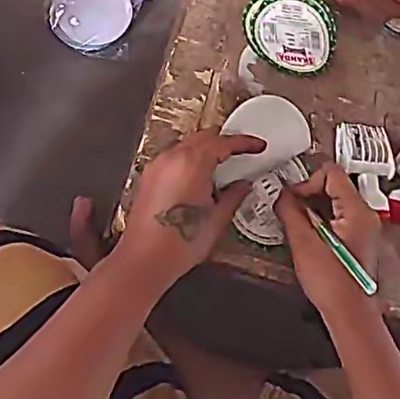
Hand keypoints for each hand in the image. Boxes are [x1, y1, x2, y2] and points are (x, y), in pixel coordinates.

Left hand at [119, 130, 265, 290]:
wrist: (143, 262)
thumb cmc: (177, 244)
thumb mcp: (217, 220)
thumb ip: (234, 196)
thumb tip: (242, 186)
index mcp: (193, 163)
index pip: (224, 142)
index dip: (244, 142)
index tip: (256, 145)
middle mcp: (173, 158)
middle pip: (204, 136)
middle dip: (224, 141)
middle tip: (241, 152)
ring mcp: (158, 166)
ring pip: (188, 144)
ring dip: (206, 148)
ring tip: (221, 166)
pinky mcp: (149, 177)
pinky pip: (174, 156)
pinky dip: (189, 158)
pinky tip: (198, 177)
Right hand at [275, 163, 382, 318]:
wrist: (349, 314)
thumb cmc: (332, 284)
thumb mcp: (303, 243)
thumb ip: (291, 212)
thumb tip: (282, 195)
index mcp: (356, 211)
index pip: (332, 173)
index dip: (308, 181)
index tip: (293, 197)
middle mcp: (365, 215)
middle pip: (335, 184)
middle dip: (310, 193)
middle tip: (292, 208)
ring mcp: (364, 227)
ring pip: (336, 200)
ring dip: (314, 207)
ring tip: (299, 223)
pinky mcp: (359, 238)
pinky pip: (339, 215)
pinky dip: (322, 218)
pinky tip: (310, 235)